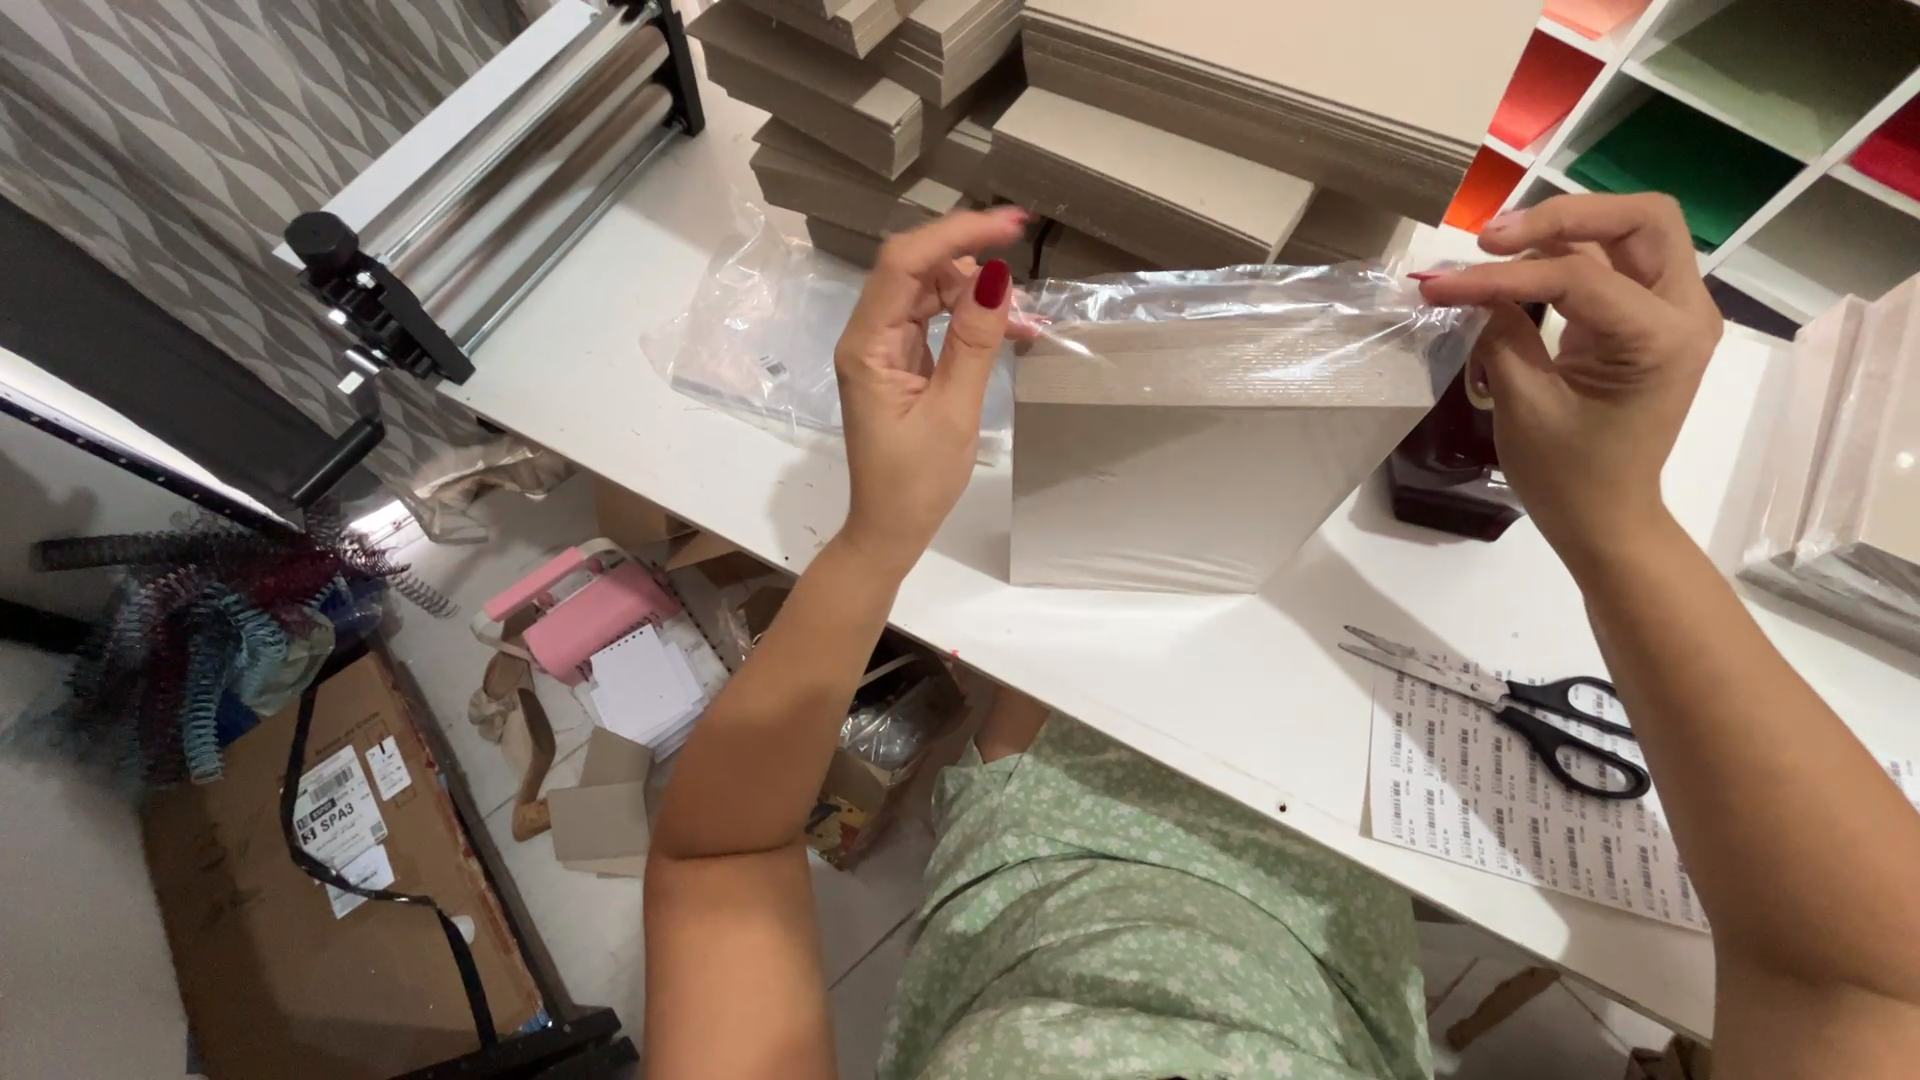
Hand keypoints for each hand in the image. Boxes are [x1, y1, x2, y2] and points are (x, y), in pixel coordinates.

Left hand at [833, 208, 1029, 573]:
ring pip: (928, 296)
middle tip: (1024, 280)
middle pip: (915, 272)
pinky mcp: (899, 365)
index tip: (1010, 226)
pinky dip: (970, 323)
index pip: (903, 264)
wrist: (890, 528)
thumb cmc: (916, 482)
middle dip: (971, 265)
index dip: (956, 234)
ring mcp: (883, 351)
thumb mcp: (953, 411)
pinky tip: (1010, 333)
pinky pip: (934, 325)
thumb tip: (998, 278)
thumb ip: (974, 342)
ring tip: (1024, 321)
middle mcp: (868, 338)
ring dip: (976, 297)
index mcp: (867, 346)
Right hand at [1417, 194, 1723, 566]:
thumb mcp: (1524, 404)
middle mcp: (1683, 310)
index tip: (1440, 284)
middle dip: (1560, 216)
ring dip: (1563, 228)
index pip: (1579, 275)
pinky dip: (1563, 255)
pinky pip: (1612, 265)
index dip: (1502, 274)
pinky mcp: (1644, 320)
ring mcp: (1670, 312)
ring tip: (1493, 247)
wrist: (1604, 514)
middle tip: (1487, 238)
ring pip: (1629, 233)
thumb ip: (1501, 335)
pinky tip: (1517, 267)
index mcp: (1660, 338)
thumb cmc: (1566, 473)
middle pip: (1638, 220)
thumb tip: (1468, 288)